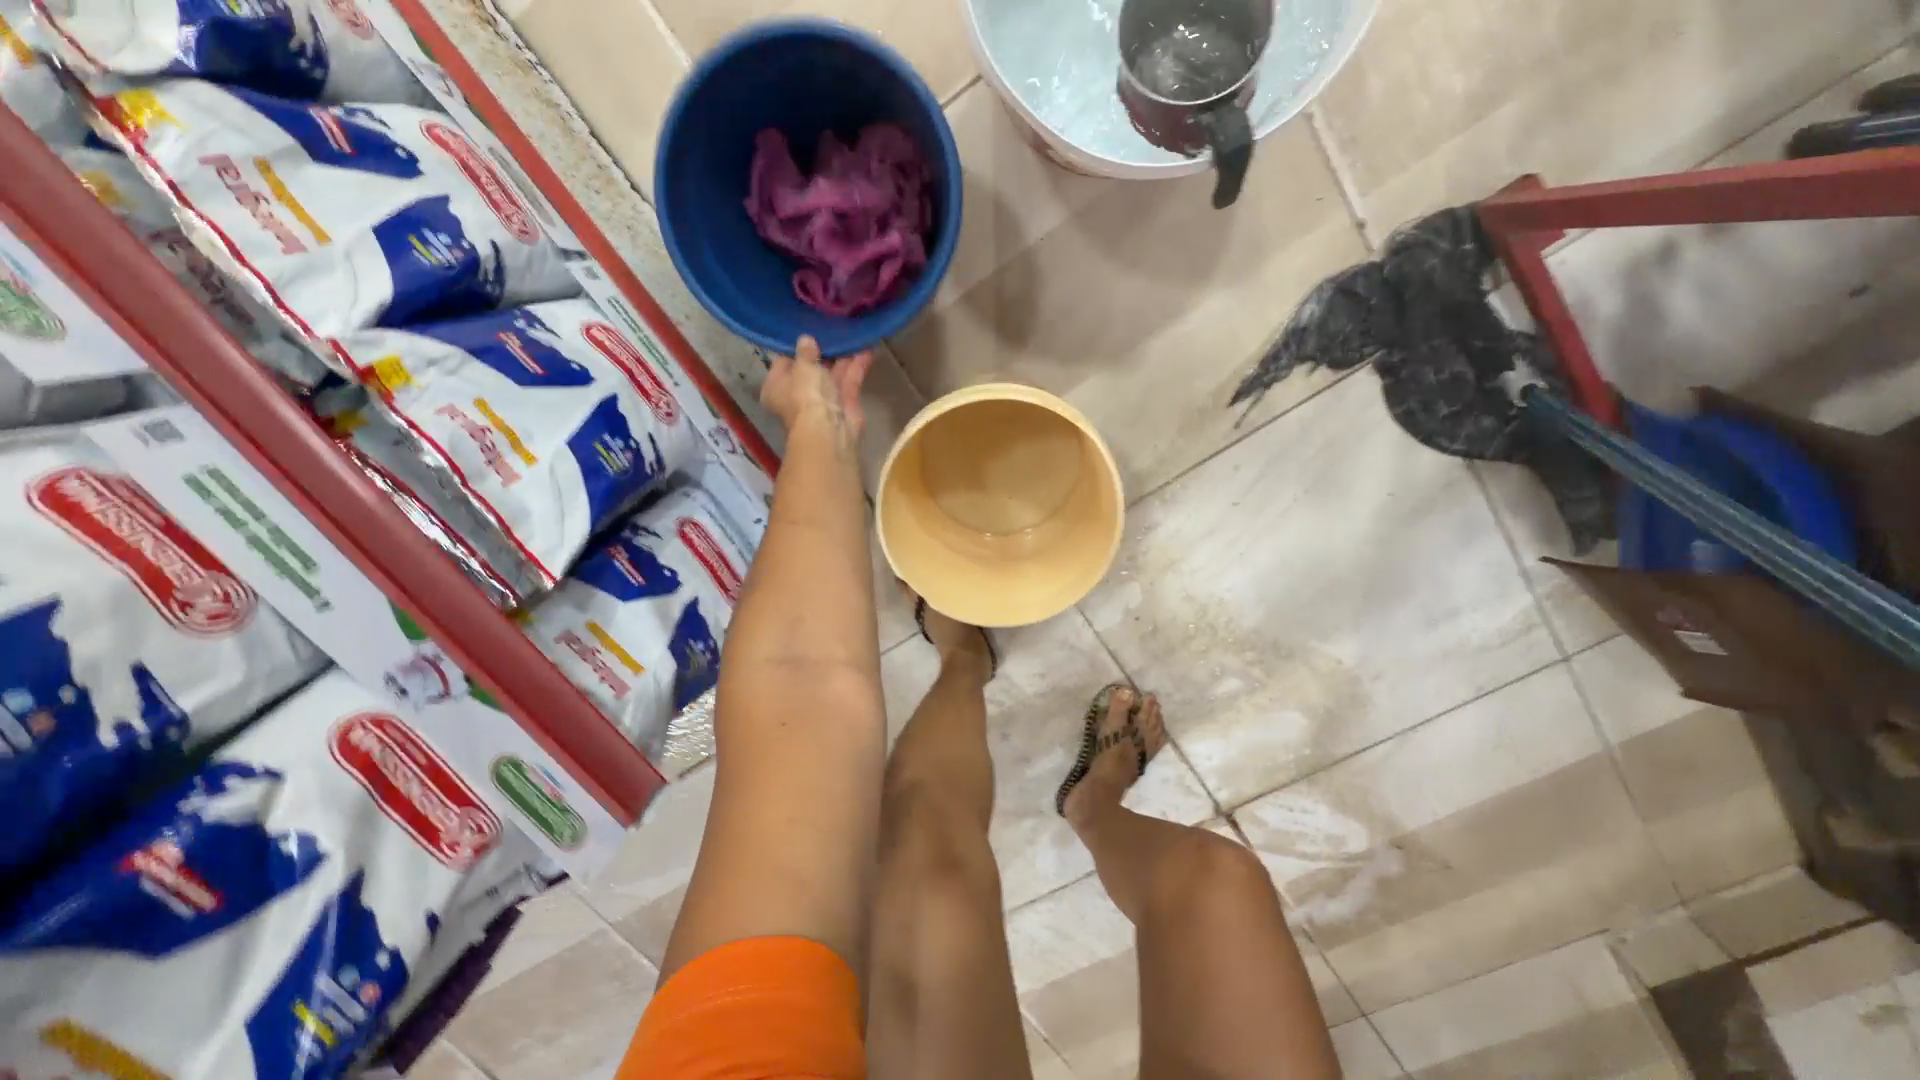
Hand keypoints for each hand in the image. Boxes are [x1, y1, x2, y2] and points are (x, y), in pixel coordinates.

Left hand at [761, 336, 873, 441]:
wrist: (829, 429)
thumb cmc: (805, 395)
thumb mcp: (803, 367)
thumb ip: (806, 351)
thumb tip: (805, 339)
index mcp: (775, 388)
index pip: (783, 363)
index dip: (795, 348)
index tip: (807, 330)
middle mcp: (797, 396)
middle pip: (810, 370)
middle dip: (823, 351)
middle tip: (833, 327)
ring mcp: (822, 401)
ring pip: (832, 375)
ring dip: (843, 356)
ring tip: (852, 332)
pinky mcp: (843, 405)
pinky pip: (849, 381)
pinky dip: (856, 366)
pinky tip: (867, 347)